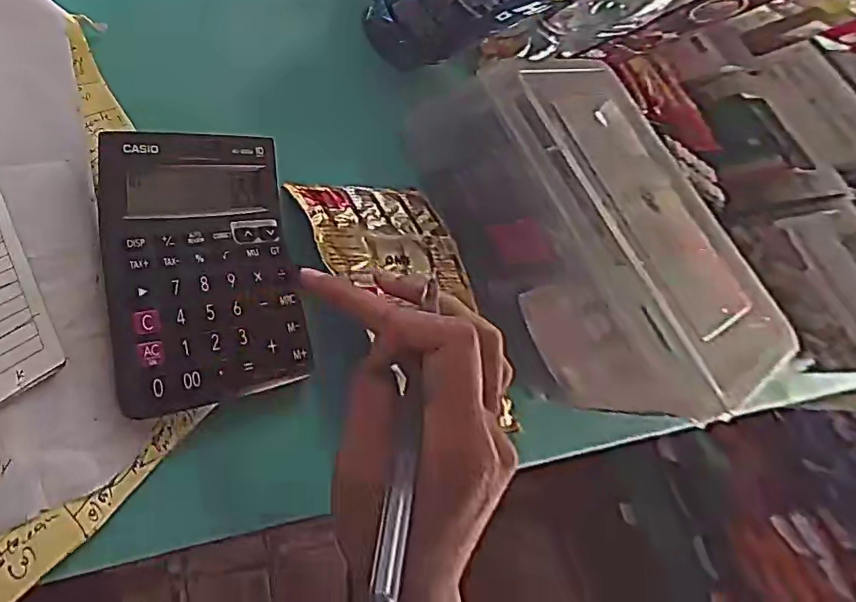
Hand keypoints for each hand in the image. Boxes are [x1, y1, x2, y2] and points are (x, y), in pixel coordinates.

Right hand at [299, 268, 516, 601]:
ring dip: (435, 310)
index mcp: (462, 445)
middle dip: (420, 298)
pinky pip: (475, 367)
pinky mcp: (485, 434)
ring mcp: (497, 434)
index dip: (402, 321)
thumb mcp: (358, 464)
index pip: (453, 344)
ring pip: (484, 345)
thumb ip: (372, 394)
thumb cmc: (377, 533)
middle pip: (477, 334)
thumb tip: (382, 349)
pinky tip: (410, 338)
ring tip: (388, 295)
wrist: (410, 584)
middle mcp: (491, 434)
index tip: (363, 334)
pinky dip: (442, 338)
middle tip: (371, 284)